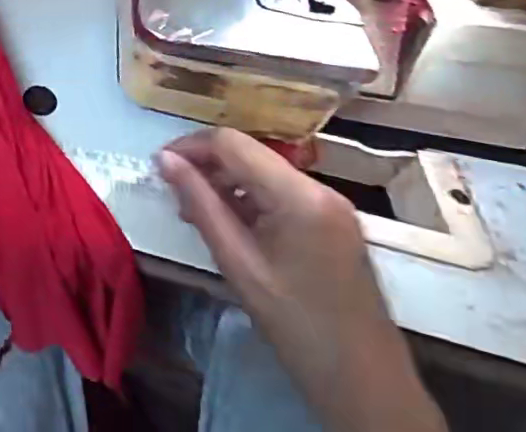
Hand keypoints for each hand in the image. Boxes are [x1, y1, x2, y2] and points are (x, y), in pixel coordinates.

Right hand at [158, 129, 443, 431]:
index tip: (159, 164)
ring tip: (197, 211)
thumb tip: (164, 160)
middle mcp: (318, 186)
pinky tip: (231, 223)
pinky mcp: (334, 217)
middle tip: (174, 192)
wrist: (366, 382)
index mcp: (298, 194)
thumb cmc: (296, 327)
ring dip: (226, 181)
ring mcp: (331, 201)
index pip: (232, 143)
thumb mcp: (237, 264)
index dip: (190, 146)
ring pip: (264, 170)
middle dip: (207, 165)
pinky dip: (251, 197)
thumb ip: (199, 204)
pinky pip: (282, 190)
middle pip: (249, 153)